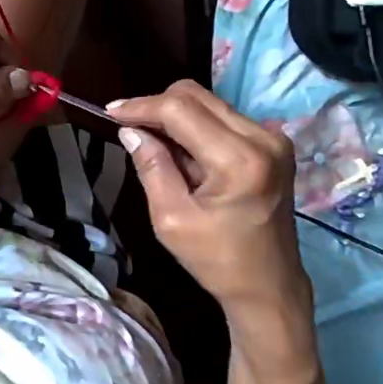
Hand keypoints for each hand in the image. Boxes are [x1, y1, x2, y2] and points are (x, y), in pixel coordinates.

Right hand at [109, 81, 307, 308]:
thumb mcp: (170, 218)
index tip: (109, 112)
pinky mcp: (273, 145)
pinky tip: (180, 153)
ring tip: (153, 145)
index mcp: (239, 159)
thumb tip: (130, 130)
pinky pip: (222, 118)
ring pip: (208, 103)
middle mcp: (262, 139)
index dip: (140, 106)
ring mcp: (273, 140)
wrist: (269, 286)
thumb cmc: (217, 260)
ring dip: (175, 117)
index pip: (180, 109)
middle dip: (155, 106)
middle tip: (128, 128)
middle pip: (196, 96)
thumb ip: (151, 167)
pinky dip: (194, 126)